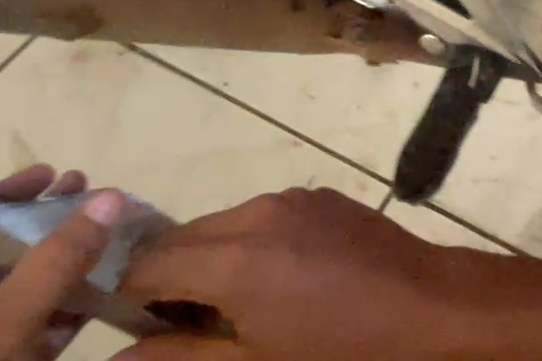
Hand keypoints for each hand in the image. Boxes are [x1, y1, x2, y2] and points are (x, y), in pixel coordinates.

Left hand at [0, 164, 126, 360]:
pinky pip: (37, 305)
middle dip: (25, 208)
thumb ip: (56, 261)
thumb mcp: (5, 325)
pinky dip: (70, 281)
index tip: (21, 177)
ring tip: (99, 215)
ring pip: (8, 271)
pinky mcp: (2, 355)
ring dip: (54, 240)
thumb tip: (108, 194)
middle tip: (73, 183)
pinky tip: (108, 270)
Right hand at [113, 187, 452, 360]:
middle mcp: (260, 213)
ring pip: (223, 223)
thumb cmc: (339, 345)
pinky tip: (271, 278)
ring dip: (208, 257)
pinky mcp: (321, 196)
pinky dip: (248, 241)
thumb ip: (178, 357)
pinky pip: (264, 214)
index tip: (129, 329)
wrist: (425, 302)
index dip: (127, 296)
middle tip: (175, 326)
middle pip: (184, 237)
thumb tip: (116, 357)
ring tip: (225, 307)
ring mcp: (295, 198)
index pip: (150, 263)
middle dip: (166, 276)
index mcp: (235, 258)